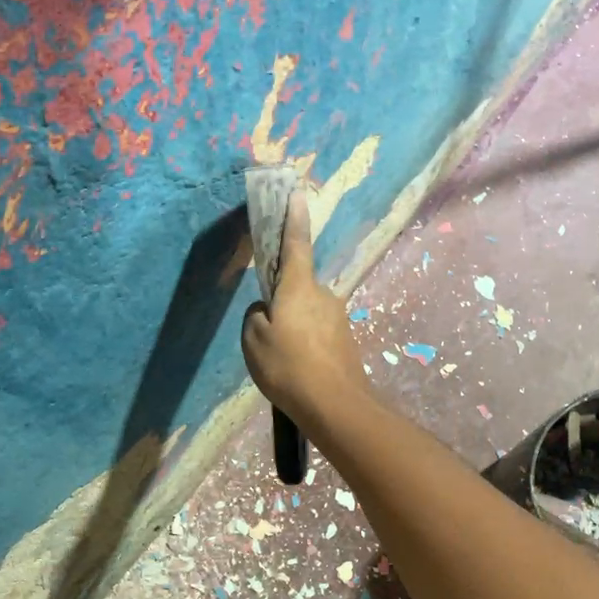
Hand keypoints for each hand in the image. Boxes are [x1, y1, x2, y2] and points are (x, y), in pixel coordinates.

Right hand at [240, 190, 370, 427]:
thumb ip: (255, 316)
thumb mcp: (253, 340)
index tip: (297, 193)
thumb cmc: (288, 367)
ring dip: (293, 330)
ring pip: (305, 315)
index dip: (293, 219)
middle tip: (269, 338)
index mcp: (299, 287)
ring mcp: (338, 318)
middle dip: (282, 305)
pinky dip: (305, 348)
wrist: (335, 406)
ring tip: (283, 363)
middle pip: (296, 288)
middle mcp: (323, 295)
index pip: (295, 244)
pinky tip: (298, 372)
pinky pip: (316, 335)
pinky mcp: (345, 340)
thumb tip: (267, 310)